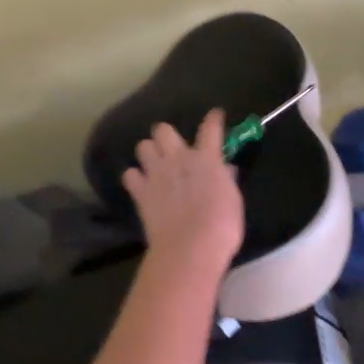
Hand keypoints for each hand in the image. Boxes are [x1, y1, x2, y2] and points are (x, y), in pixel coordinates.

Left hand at [122, 110, 245, 274]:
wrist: (190, 249)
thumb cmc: (221, 226)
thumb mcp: (234, 200)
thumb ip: (227, 180)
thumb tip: (226, 169)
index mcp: (206, 158)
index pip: (211, 128)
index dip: (214, 118)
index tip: (215, 114)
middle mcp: (178, 157)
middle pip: (163, 129)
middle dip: (166, 135)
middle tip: (173, 148)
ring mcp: (156, 172)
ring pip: (143, 146)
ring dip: (149, 153)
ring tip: (154, 165)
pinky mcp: (140, 191)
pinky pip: (129, 175)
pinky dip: (134, 178)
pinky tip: (141, 186)